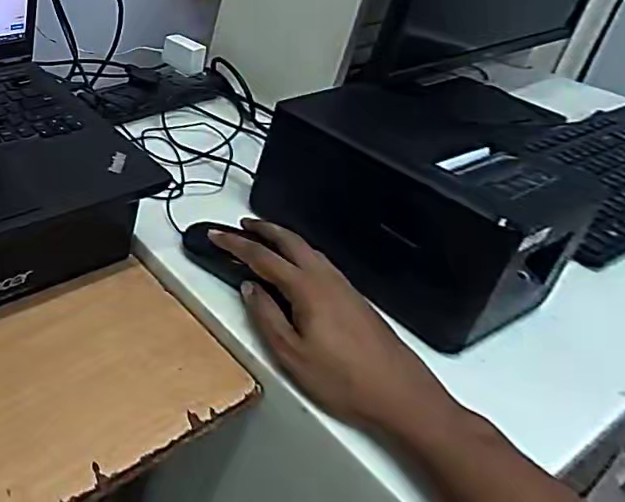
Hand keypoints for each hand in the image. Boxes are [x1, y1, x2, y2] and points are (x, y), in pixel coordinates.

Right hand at [211, 219, 462, 440]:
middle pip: (289, 240)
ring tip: (267, 238)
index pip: (261, 255)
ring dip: (283, 237)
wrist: (407, 401)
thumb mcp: (292, 355)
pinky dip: (301, 252)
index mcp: (306, 289)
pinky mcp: (358, 300)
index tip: (216, 235)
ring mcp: (345, 288)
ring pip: (308, 249)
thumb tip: (250, 289)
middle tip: (242, 224)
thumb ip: (265, 316)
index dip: (234, 243)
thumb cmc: (348, 382)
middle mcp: (326, 280)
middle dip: (262, 227)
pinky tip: (299, 266)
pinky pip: (322, 262)